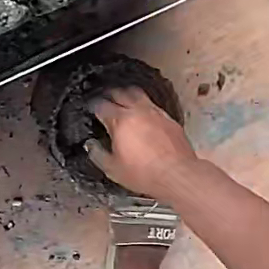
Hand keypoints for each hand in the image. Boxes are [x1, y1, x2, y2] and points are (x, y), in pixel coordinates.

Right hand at [86, 87, 201, 197]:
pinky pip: (154, 105)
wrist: (176, 175)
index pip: (101, 106)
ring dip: (128, 94)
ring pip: (138, 94)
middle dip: (109, 94)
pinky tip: (145, 113)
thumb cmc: (146, 174)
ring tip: (124, 98)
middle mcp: (138, 112)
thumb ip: (98, 154)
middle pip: (120, 93)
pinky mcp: (169, 119)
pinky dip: (145, 105)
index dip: (93, 106)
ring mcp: (155, 113)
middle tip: (105, 99)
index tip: (92, 108)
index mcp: (120, 122)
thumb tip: (91, 146)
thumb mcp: (113, 169)